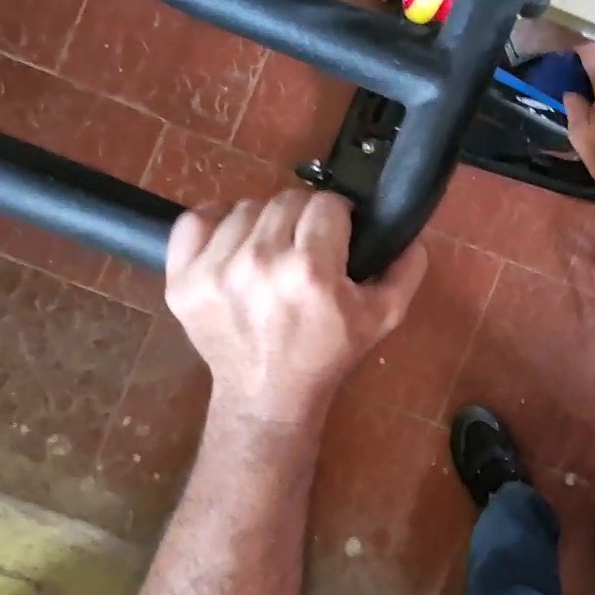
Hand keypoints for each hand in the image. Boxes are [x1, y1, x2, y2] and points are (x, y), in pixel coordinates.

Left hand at [165, 188, 428, 425]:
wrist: (267, 394)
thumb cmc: (329, 353)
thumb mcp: (384, 316)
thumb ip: (407, 269)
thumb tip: (412, 231)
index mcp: (310, 271)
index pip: (326, 204)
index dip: (338, 216)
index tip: (339, 234)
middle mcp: (259, 263)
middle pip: (286, 200)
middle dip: (303, 218)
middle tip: (308, 245)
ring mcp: (214, 270)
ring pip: (246, 207)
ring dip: (264, 222)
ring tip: (272, 251)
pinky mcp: (181, 280)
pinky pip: (195, 220)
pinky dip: (215, 223)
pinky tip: (233, 243)